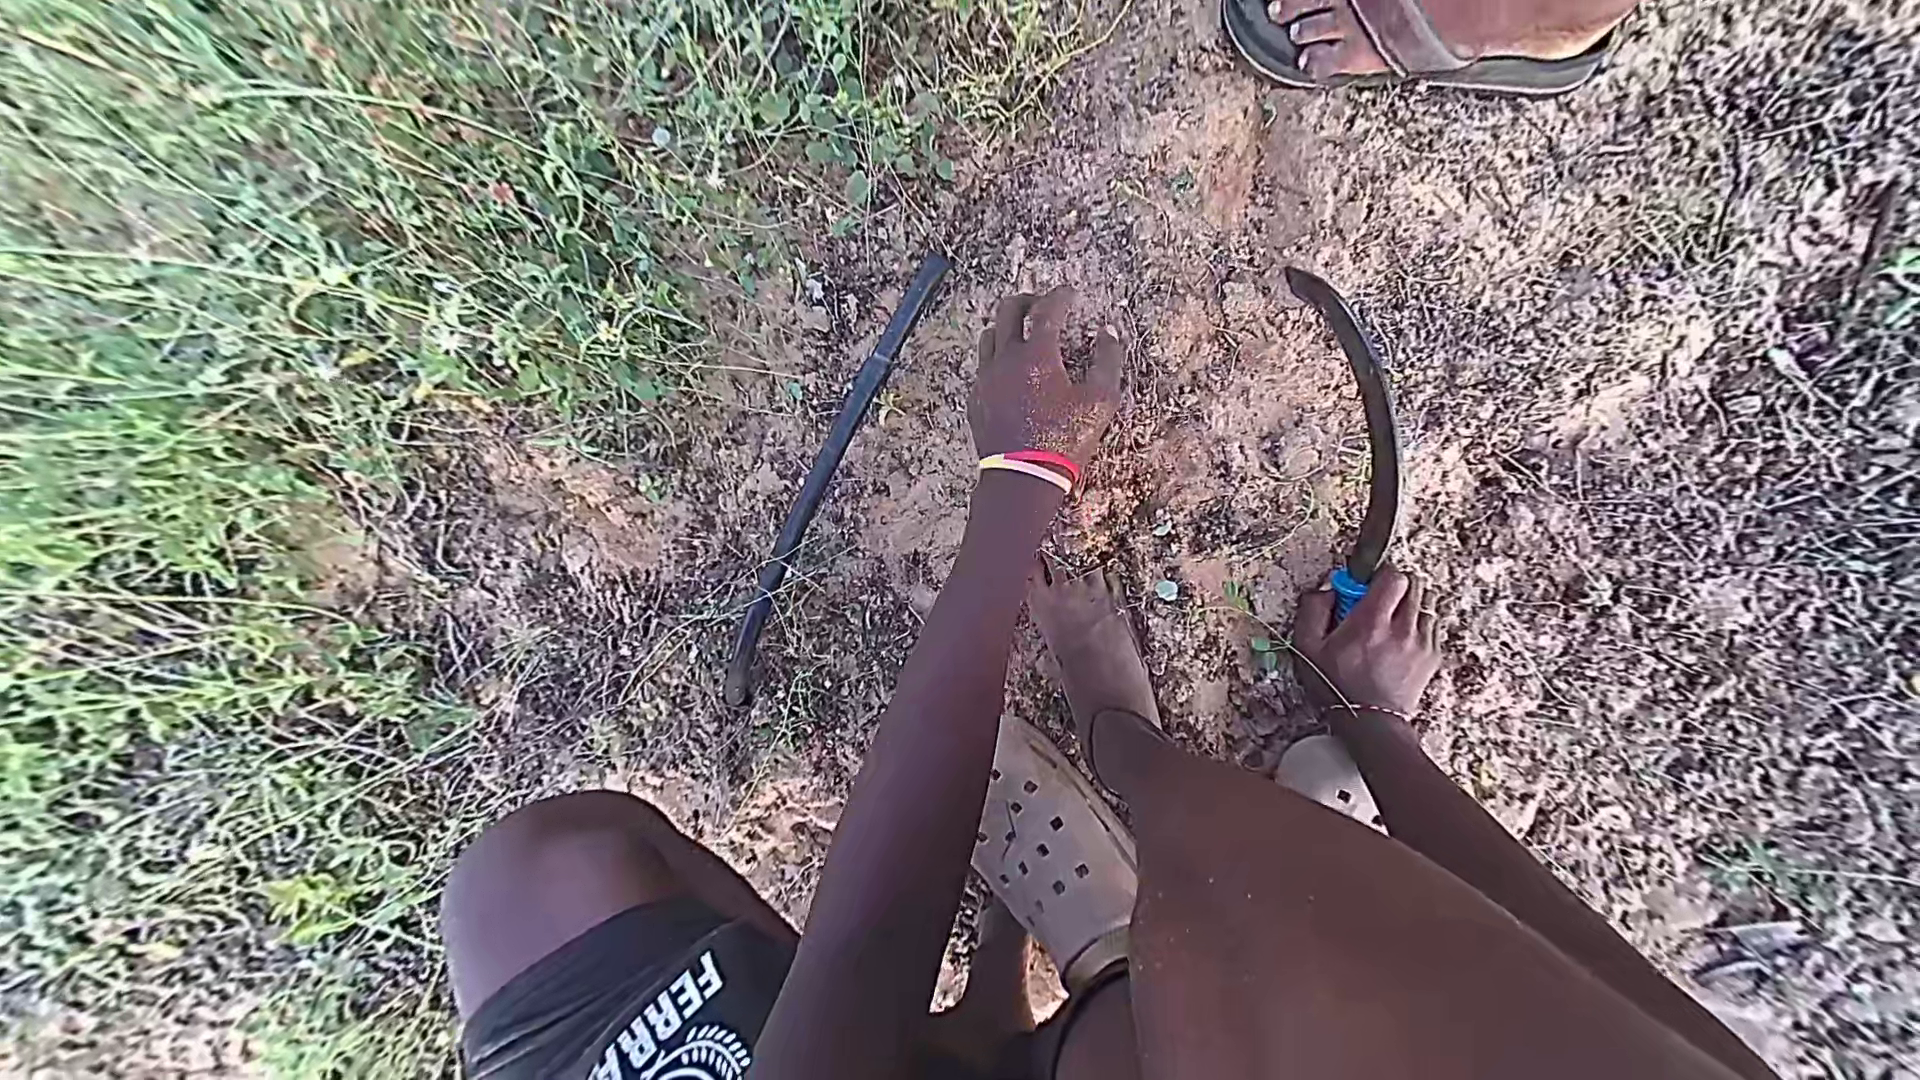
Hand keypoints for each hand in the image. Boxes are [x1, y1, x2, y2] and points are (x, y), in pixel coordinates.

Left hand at [969, 287, 1121, 465]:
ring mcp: (985, 380)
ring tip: (1022, 335)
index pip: (1047, 309)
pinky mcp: (976, 400)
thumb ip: (1108, 360)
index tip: (1069, 293)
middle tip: (1042, 305)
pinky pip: (982, 368)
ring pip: (989, 337)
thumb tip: (1108, 333)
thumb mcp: (1100, 401)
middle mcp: (1004, 360)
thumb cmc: (1064, 441)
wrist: (1022, 478)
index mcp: (1036, 354)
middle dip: (1027, 301)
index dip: (1060, 296)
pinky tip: (1009, 372)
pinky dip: (996, 359)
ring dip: (1006, 328)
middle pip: (1008, 311)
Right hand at [1291, 565, 1439, 717]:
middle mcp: (1402, 628)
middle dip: (1393, 585)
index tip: (1361, 586)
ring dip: (1407, 602)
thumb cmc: (1335, 683)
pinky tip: (1397, 636)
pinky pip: (1432, 623)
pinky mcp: (1433, 654)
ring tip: (1387, 618)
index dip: (1377, 574)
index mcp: (1370, 623)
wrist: (1370, 720)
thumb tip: (1326, 588)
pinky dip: (1417, 621)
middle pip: (1414, 583)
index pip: (1392, 577)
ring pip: (1426, 601)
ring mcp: (1422, 642)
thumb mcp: (1307, 646)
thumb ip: (1313, 609)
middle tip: (1373, 601)